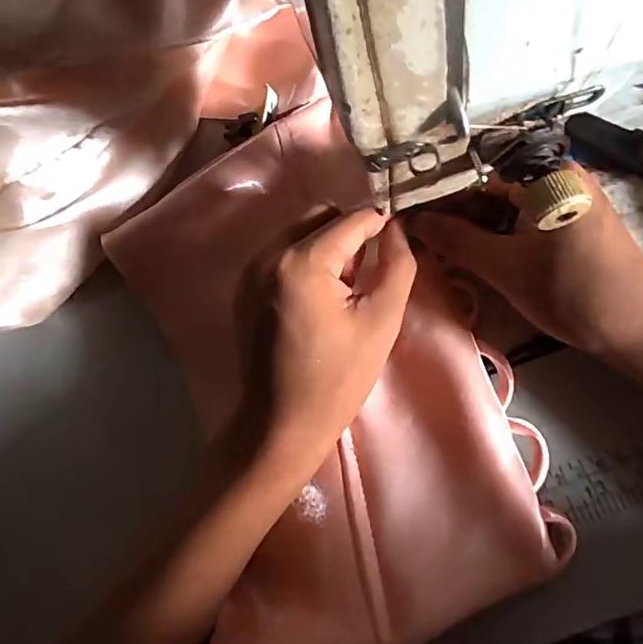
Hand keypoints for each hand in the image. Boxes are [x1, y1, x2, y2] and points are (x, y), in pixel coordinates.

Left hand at [240, 209, 416, 458]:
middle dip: (350, 237)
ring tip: (343, 293)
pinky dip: (307, 263)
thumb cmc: (338, 378)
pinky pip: (284, 254)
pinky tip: (319, 302)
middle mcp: (267, 256)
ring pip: (301, 233)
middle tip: (365, 278)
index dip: (380, 226)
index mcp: (301, 262)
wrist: (280, 427)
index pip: (351, 219)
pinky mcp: (245, 288)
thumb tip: (396, 228)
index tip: (397, 243)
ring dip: (329, 249)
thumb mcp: (382, 321)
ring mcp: (250, 271)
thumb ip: (397, 265)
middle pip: (321, 217)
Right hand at [406, 168, 642, 361]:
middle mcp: (561, 173)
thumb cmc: (573, 292)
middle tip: (419, 228)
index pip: (480, 164)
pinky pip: (528, 214)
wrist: (638, 327)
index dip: (442, 184)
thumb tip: (413, 220)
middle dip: (457, 205)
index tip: (410, 205)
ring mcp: (570, 195)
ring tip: (439, 240)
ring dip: (477, 220)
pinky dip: (501, 229)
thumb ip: (457, 240)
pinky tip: (475, 248)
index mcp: (548, 172)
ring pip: (510, 200)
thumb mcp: (506, 268)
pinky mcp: (574, 218)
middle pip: (495, 181)